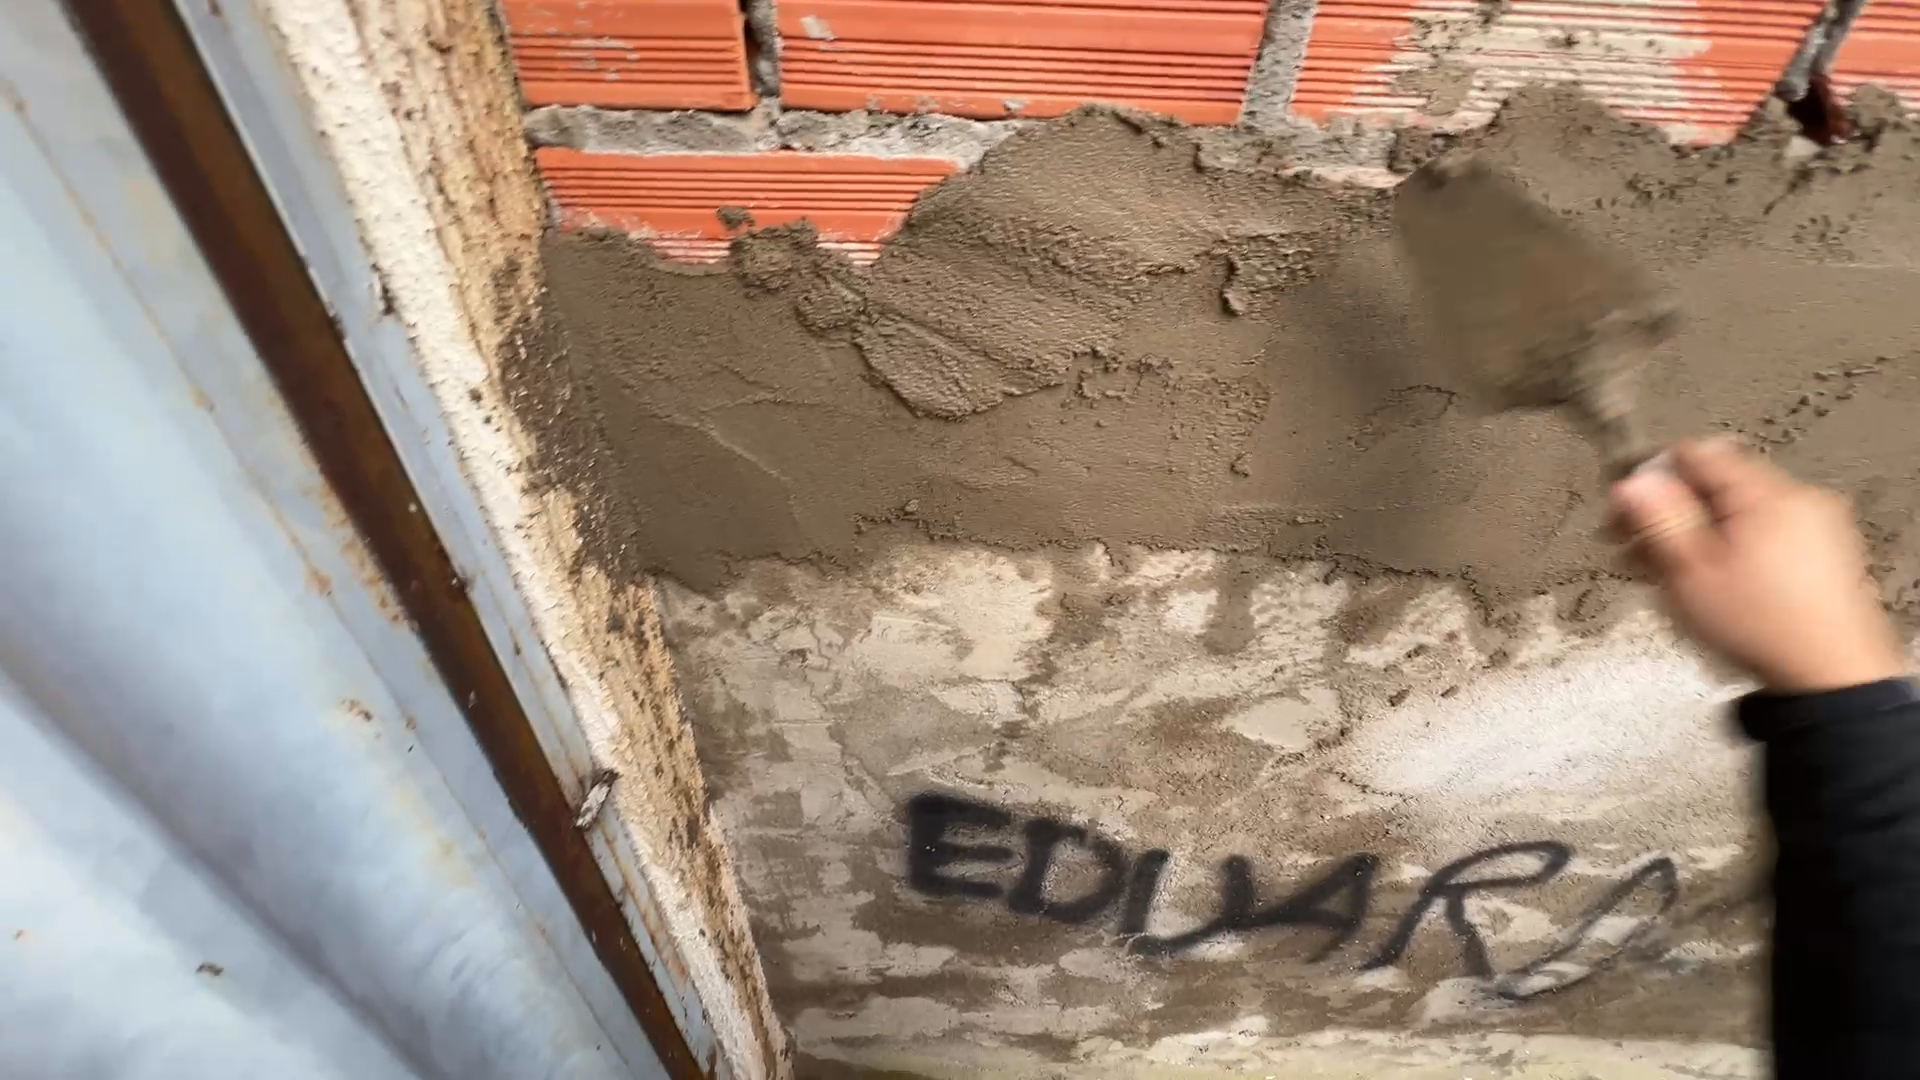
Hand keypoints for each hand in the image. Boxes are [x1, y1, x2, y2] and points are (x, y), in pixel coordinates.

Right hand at [1609, 438, 1906, 692]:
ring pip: (1727, 509)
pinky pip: (1751, 529)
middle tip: (1624, 543)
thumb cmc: (1753, 620)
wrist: (1823, 672)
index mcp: (1769, 497)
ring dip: (1682, 530)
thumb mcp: (1686, 567)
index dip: (1650, 475)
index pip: (1696, 455)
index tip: (1621, 508)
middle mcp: (1797, 500)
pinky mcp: (1814, 549)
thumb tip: (1630, 481)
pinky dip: (1714, 543)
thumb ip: (1657, 516)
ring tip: (1651, 566)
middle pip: (1711, 483)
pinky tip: (1691, 573)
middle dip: (1661, 509)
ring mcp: (1811, 525)